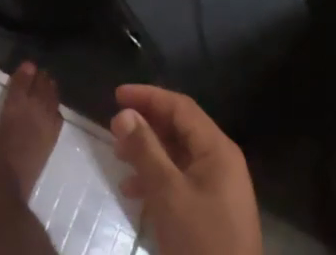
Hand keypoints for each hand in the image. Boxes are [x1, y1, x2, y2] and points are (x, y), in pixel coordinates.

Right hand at [111, 85, 261, 254]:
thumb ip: (146, 150)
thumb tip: (124, 113)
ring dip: (148, 152)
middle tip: (114, 129)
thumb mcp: (168, 192)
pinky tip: (133, 192)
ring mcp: (217, 187)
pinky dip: (156, 179)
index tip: (116, 95)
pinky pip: (180, 180)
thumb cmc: (200, 239)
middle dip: (146, 126)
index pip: (181, 107)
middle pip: (180, 129)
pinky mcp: (211, 209)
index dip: (148, 96)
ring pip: (177, 155)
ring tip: (119, 158)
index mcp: (217, 149)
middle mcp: (221, 161)